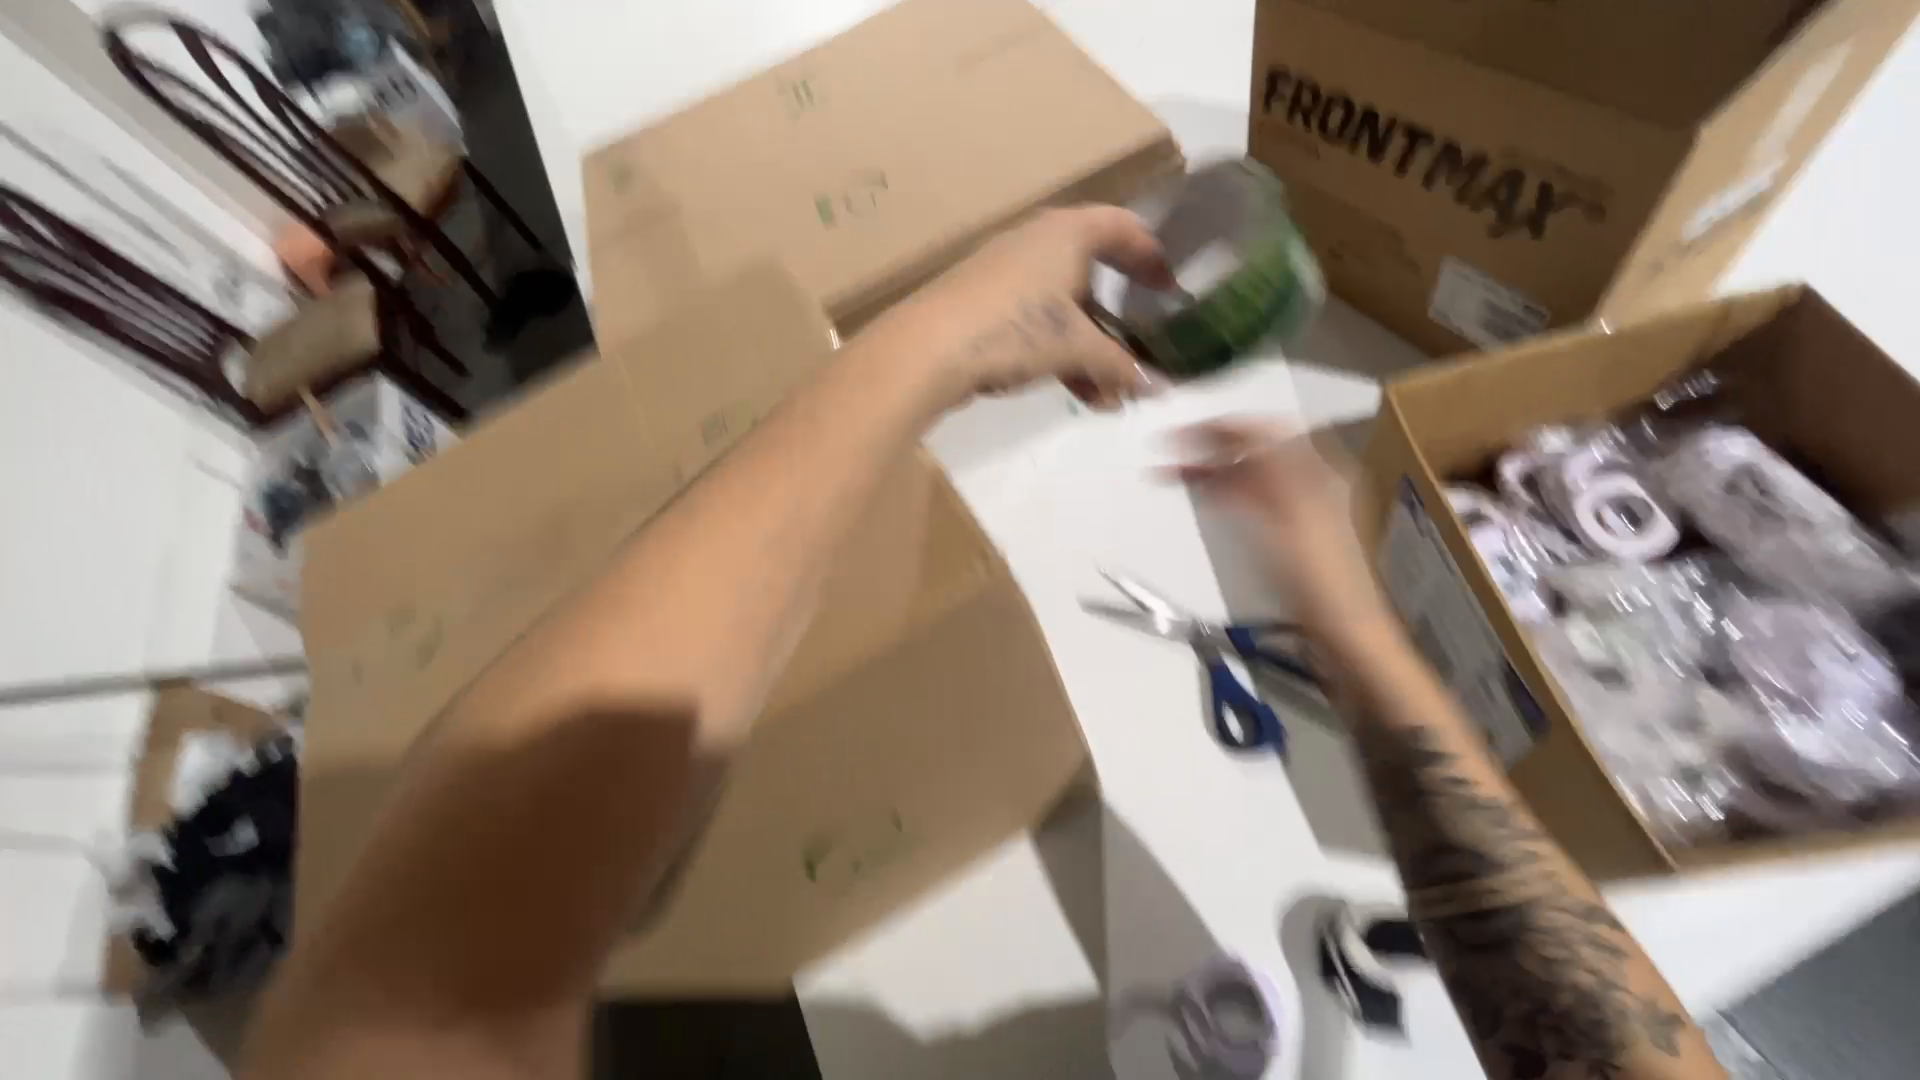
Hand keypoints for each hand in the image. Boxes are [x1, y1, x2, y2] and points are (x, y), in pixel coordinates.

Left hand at [859, 205, 1176, 412]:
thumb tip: (1156, 388)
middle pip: (1092, 270)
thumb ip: (1120, 365)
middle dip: (1120, 317)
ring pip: (1062, 307)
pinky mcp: (982, 306)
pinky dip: (1060, 353)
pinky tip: (1077, 393)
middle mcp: (1036, 243)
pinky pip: (1034, 324)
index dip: (1152, 256)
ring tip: (1111, 394)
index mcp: (1067, 232)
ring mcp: (1005, 275)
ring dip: (1091, 349)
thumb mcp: (1076, 347)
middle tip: (1144, 341)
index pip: (1123, 227)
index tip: (1171, 289)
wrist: (926, 349)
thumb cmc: (1014, 329)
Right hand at [1173, 420, 1398, 649]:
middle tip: (1169, 451)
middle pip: (1254, 449)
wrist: (1343, 629)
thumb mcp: (1286, 515)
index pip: (1263, 429)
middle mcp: (1311, 481)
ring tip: (1174, 472)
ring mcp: (1300, 507)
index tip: (1178, 433)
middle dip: (1211, 446)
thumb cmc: (1317, 574)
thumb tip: (1218, 439)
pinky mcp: (1289, 533)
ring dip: (1213, 468)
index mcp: (1317, 470)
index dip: (1219, 427)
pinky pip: (1251, 498)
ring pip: (1249, 473)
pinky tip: (1202, 497)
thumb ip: (1253, 472)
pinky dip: (1224, 492)